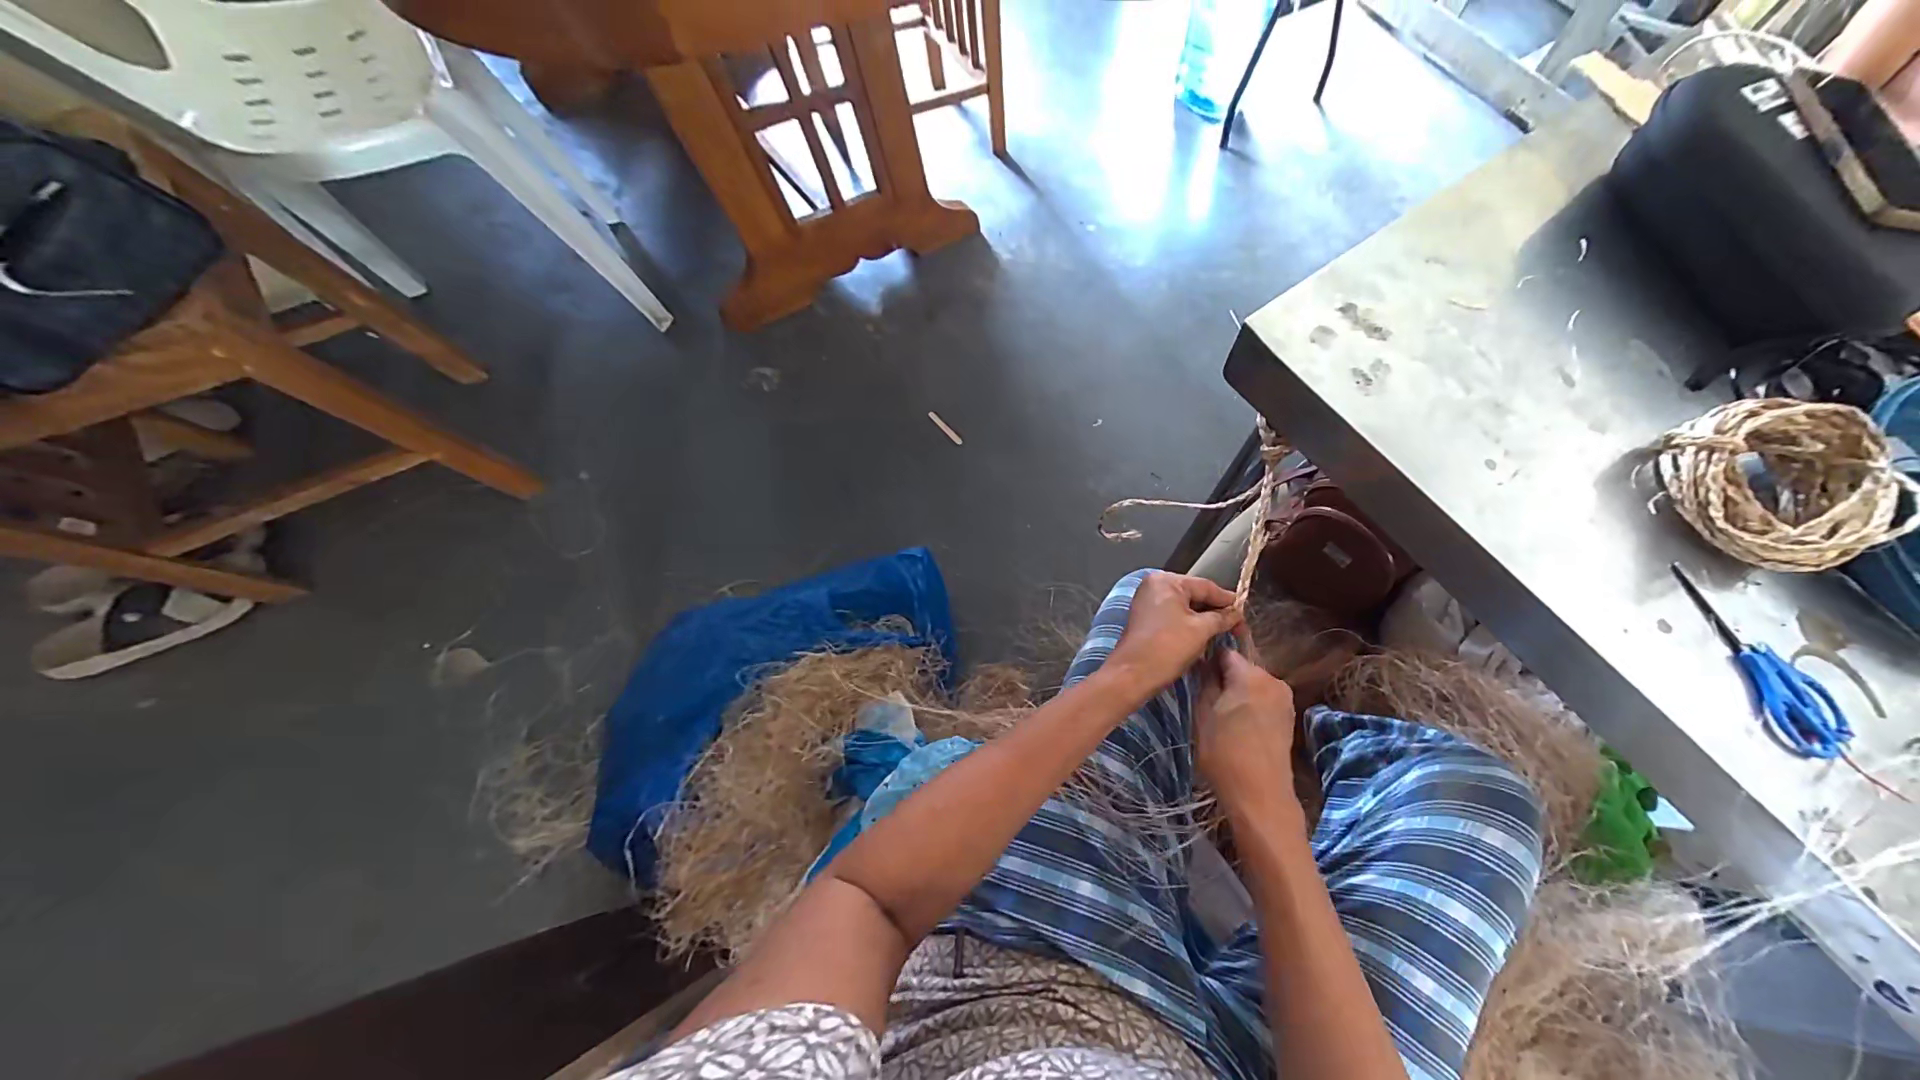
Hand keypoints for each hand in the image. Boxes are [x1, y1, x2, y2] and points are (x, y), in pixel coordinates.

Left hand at [1100, 572, 1242, 699]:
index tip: (1246, 614)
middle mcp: (1154, 586)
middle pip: (1195, 595)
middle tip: (1238, 626)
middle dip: (1216, 611)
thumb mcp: (1201, 630)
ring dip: (1204, 619)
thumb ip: (1222, 617)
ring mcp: (1147, 602)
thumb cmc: (1168, 647)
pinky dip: (1190, 624)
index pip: (1206, 586)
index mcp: (1166, 581)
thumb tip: (1236, 613)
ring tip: (1225, 632)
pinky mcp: (1146, 619)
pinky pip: (1174, 616)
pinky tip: (1205, 635)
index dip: (1228, 601)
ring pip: (1185, 607)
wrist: (1133, 675)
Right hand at [1196, 648, 1298, 814]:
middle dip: (1225, 677)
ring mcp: (1285, 699)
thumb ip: (1205, 681)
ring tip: (1220, 714)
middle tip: (1205, 698)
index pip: (1225, 652)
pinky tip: (1237, 725)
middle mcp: (1273, 680)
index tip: (1195, 675)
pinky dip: (1250, 705)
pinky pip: (1263, 699)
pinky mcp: (1288, 717)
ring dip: (1237, 692)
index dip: (1208, 661)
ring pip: (1253, 684)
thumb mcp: (1202, 713)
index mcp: (1251, 674)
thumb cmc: (1224, 752)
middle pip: (1242, 667)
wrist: (1260, 795)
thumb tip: (1206, 663)